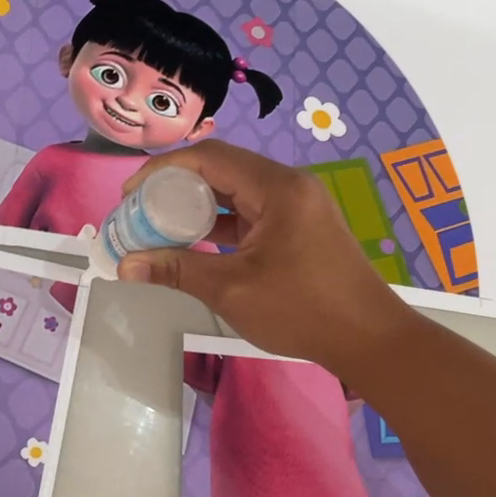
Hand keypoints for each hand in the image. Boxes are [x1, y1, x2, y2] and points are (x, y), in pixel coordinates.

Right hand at [116, 140, 415, 373]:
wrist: (370, 339)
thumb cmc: (302, 310)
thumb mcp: (231, 290)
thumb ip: (177, 270)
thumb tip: (126, 266)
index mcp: (277, 188)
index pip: (209, 156)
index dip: (163, 169)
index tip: (130, 193)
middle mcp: (290, 186)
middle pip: (223, 169)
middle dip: (176, 187)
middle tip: (141, 211)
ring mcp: (298, 206)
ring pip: (237, 191)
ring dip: (198, 205)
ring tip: (160, 226)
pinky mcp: (301, 227)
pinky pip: (252, 212)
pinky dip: (222, 222)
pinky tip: (195, 242)